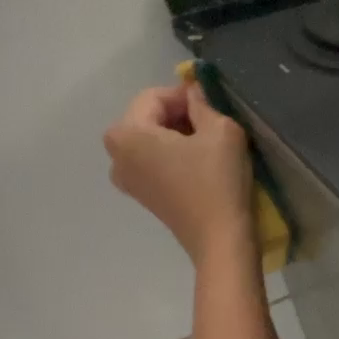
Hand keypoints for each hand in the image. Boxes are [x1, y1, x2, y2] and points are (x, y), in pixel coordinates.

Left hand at [103, 83, 253, 264]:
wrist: (222, 243)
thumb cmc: (218, 183)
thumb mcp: (221, 130)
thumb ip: (204, 104)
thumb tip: (195, 95)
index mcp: (125, 132)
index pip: (155, 97)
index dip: (186, 96)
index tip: (213, 106)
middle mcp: (116, 155)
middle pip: (149, 121)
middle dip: (179, 119)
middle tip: (212, 128)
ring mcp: (128, 181)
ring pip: (152, 145)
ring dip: (178, 141)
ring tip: (208, 150)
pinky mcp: (145, 200)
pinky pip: (156, 167)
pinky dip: (174, 162)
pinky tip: (200, 171)